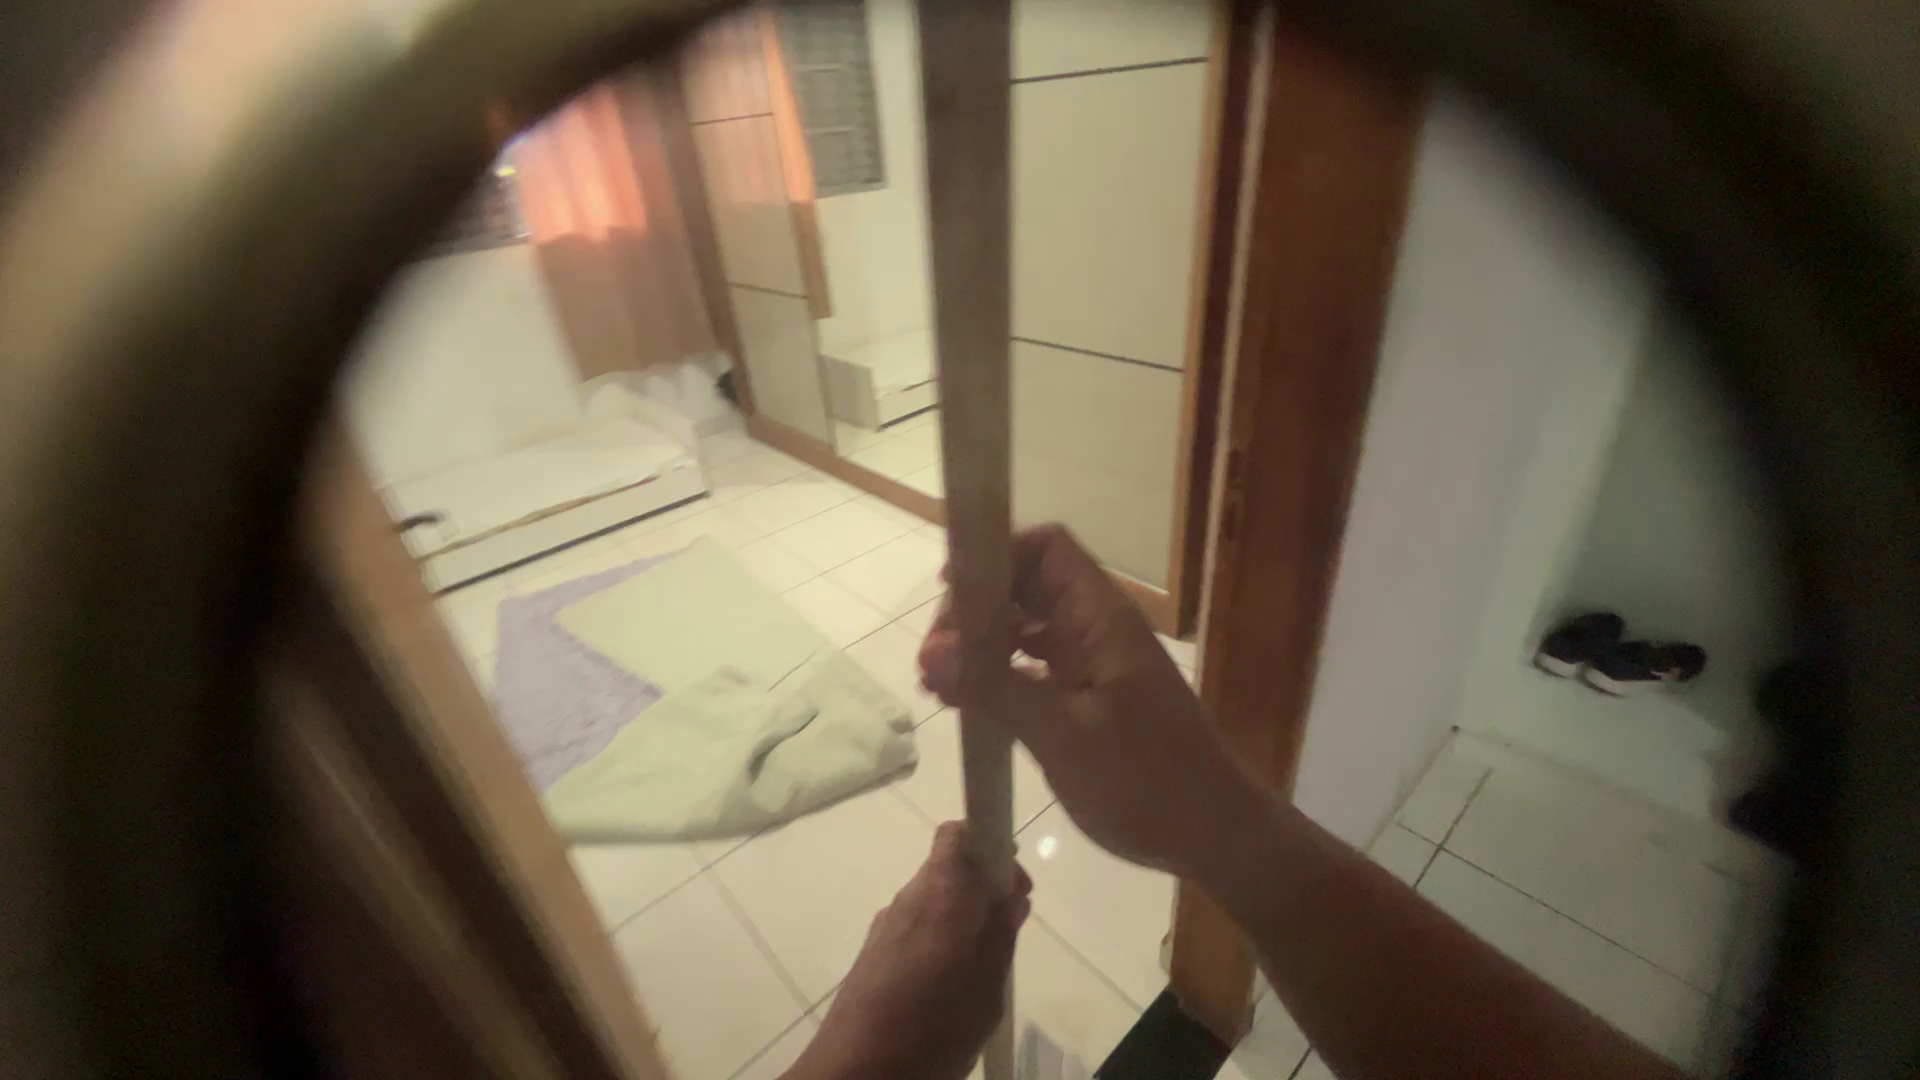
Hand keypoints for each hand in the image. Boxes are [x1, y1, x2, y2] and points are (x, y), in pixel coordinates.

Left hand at [792, 822, 1030, 1079]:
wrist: (856, 1073)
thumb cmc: (934, 1027)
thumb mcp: (987, 988)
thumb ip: (1001, 934)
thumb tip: (1012, 895)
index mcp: (943, 893)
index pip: (960, 833)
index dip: (991, 845)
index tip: (1011, 881)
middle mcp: (912, 894)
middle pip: (949, 864)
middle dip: (981, 883)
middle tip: (1005, 923)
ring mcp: (888, 919)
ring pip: (933, 894)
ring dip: (960, 911)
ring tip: (981, 960)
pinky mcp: (873, 947)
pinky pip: (915, 921)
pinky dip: (937, 933)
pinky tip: (947, 979)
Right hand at [919, 525, 1259, 877]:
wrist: (1213, 836)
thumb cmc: (1148, 779)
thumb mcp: (1064, 734)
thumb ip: (996, 687)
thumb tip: (930, 651)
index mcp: (1099, 617)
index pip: (1046, 548)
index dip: (997, 555)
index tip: (950, 592)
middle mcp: (1092, 628)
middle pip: (1025, 585)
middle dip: (974, 609)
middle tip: (934, 657)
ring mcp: (1088, 663)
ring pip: (1023, 628)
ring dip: (979, 645)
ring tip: (937, 683)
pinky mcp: (1082, 698)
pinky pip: (1030, 668)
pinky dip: (995, 676)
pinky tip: (965, 704)